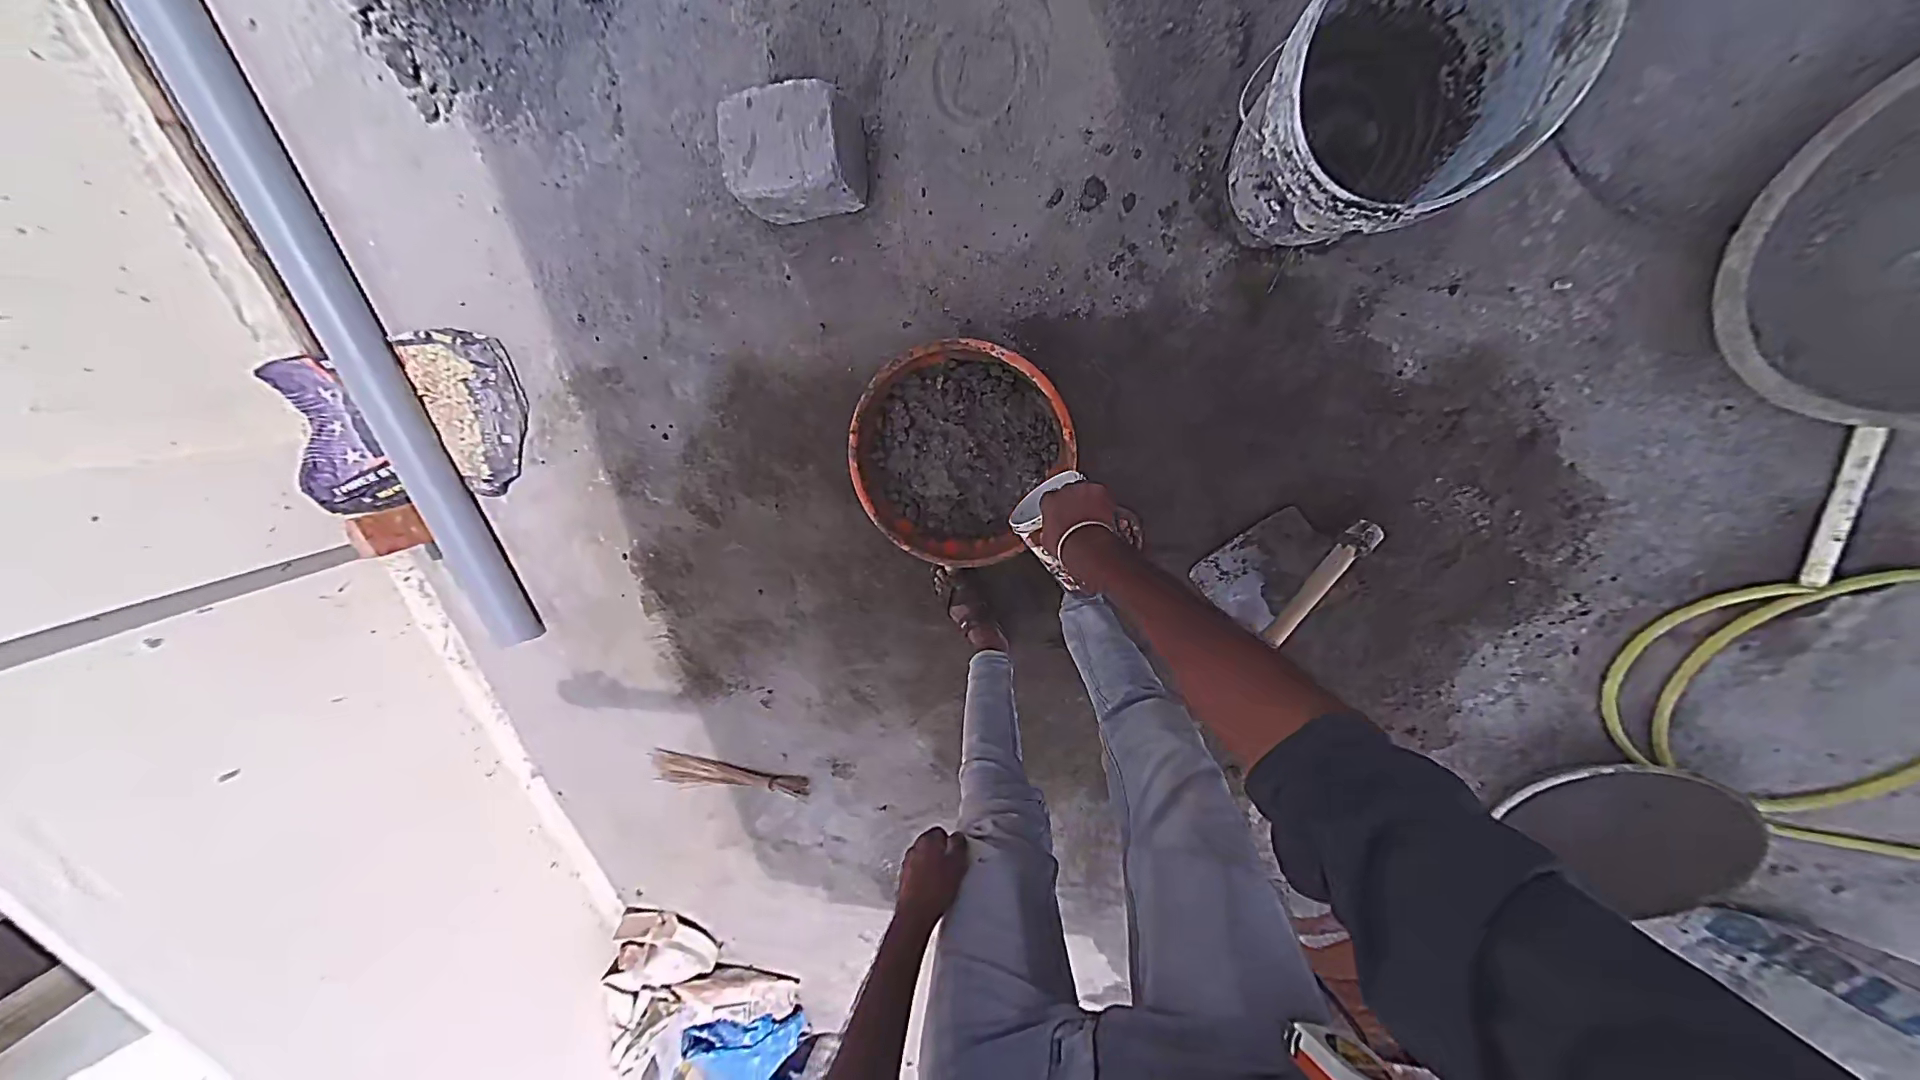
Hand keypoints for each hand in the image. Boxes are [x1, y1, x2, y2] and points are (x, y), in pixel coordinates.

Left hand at [896, 826, 967, 927]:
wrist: (915, 914)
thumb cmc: (935, 890)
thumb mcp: (958, 864)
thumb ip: (959, 845)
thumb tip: (958, 837)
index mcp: (927, 840)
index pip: (941, 832)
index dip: (951, 843)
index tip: (958, 854)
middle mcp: (914, 848)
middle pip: (931, 844)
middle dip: (941, 853)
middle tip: (952, 867)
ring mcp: (907, 863)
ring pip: (923, 858)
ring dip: (932, 865)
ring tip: (943, 881)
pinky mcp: (904, 879)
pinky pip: (917, 872)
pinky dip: (924, 877)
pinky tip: (933, 889)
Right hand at [1036, 481, 1118, 556]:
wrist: (1086, 545)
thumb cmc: (1068, 543)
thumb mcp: (1047, 540)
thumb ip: (1045, 531)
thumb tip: (1044, 535)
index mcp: (1049, 500)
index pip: (1051, 498)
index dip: (1057, 506)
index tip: (1062, 514)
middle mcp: (1064, 490)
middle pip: (1069, 490)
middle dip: (1073, 500)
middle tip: (1078, 514)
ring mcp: (1083, 488)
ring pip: (1086, 489)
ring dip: (1088, 498)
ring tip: (1093, 514)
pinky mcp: (1099, 490)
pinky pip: (1102, 492)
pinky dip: (1104, 500)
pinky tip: (1104, 512)